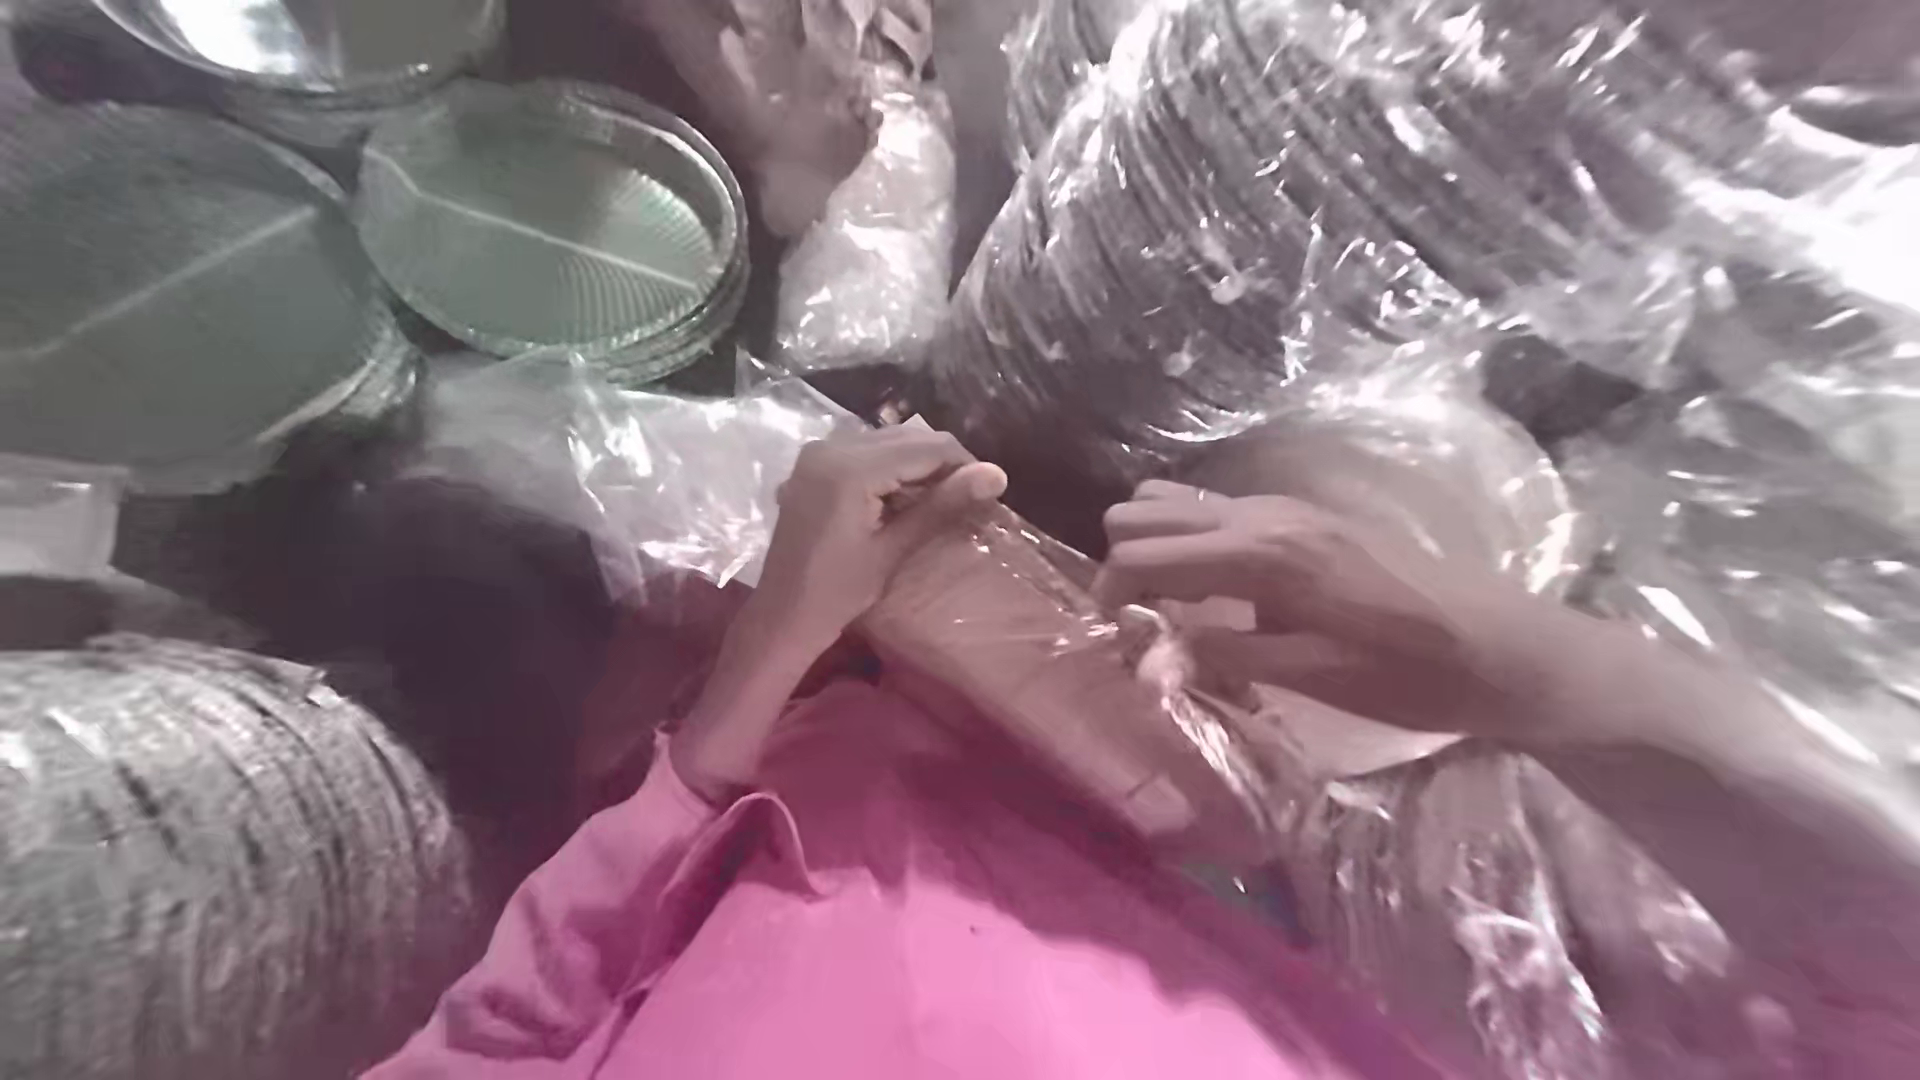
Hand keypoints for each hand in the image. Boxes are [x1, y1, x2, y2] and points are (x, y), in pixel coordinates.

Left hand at [756, 425, 1008, 644]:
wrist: (782, 614)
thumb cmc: (838, 593)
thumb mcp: (894, 549)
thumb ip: (943, 505)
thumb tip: (996, 476)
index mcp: (850, 468)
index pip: (926, 447)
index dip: (965, 464)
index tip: (992, 490)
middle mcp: (832, 445)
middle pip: (908, 437)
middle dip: (943, 464)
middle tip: (970, 497)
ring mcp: (819, 451)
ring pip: (889, 441)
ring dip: (920, 465)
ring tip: (942, 501)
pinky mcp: (814, 463)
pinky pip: (866, 451)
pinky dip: (892, 469)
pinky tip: (905, 498)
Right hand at [1093, 480, 1533, 736]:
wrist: (1513, 647)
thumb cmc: (1414, 674)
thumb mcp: (1311, 679)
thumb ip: (1218, 656)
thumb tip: (1145, 656)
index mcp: (1260, 554)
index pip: (1141, 555)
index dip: (1111, 594)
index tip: (1117, 634)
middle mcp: (1257, 513)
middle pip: (1139, 512)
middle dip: (1121, 564)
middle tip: (1142, 617)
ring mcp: (1275, 505)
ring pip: (1166, 500)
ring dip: (1151, 546)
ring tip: (1172, 599)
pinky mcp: (1292, 512)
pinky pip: (1205, 509)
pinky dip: (1184, 541)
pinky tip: (1213, 587)